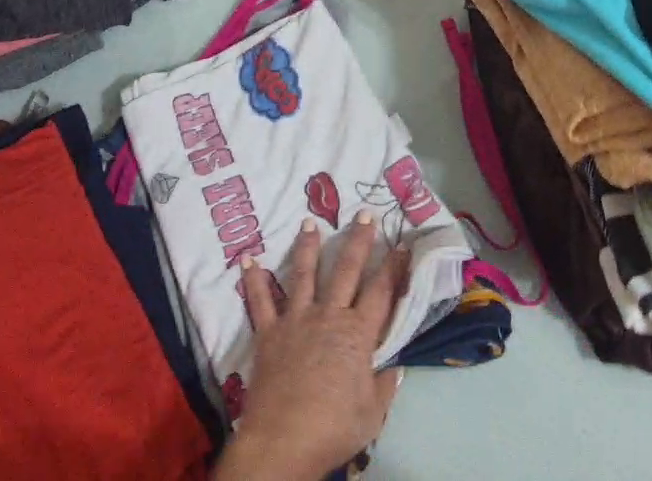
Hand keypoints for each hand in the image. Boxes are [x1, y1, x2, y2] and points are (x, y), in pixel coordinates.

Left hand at [211, 212, 408, 480]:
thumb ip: (383, 387)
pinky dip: (253, 280)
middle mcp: (328, 316)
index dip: (394, 268)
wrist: (284, 438)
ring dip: (308, 247)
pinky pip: (259, 300)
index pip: (382, 293)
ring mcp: (296, 320)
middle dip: (358, 241)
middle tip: (365, 214)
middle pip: (347, 271)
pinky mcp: (268, 332)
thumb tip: (395, 370)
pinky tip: (248, 260)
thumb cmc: (334, 427)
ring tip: (309, 222)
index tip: (403, 244)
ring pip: (303, 274)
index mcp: (358, 334)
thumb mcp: (372, 413)